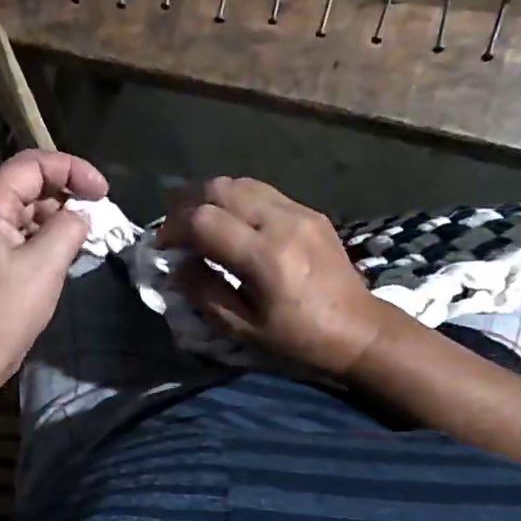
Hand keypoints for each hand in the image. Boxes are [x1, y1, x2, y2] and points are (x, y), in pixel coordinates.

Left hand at [0, 150, 108, 407]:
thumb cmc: (5, 311)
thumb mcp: (45, 264)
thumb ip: (69, 228)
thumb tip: (81, 217)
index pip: (30, 165)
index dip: (70, 168)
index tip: (102, 191)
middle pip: (29, 188)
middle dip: (67, 194)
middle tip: (99, 215)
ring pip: (29, 215)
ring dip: (60, 220)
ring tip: (88, 238)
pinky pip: (26, 240)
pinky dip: (49, 241)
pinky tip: (69, 255)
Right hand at [159, 176, 397, 375]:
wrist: (357, 328)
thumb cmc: (296, 337)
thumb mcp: (241, 327)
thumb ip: (204, 293)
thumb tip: (179, 267)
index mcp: (265, 257)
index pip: (204, 221)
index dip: (173, 228)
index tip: (162, 247)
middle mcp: (282, 223)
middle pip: (219, 189)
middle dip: (186, 204)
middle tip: (173, 229)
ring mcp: (299, 212)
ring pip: (239, 183)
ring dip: (209, 197)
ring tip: (195, 222)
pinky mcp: (309, 211)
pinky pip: (261, 191)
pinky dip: (233, 199)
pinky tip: (227, 222)